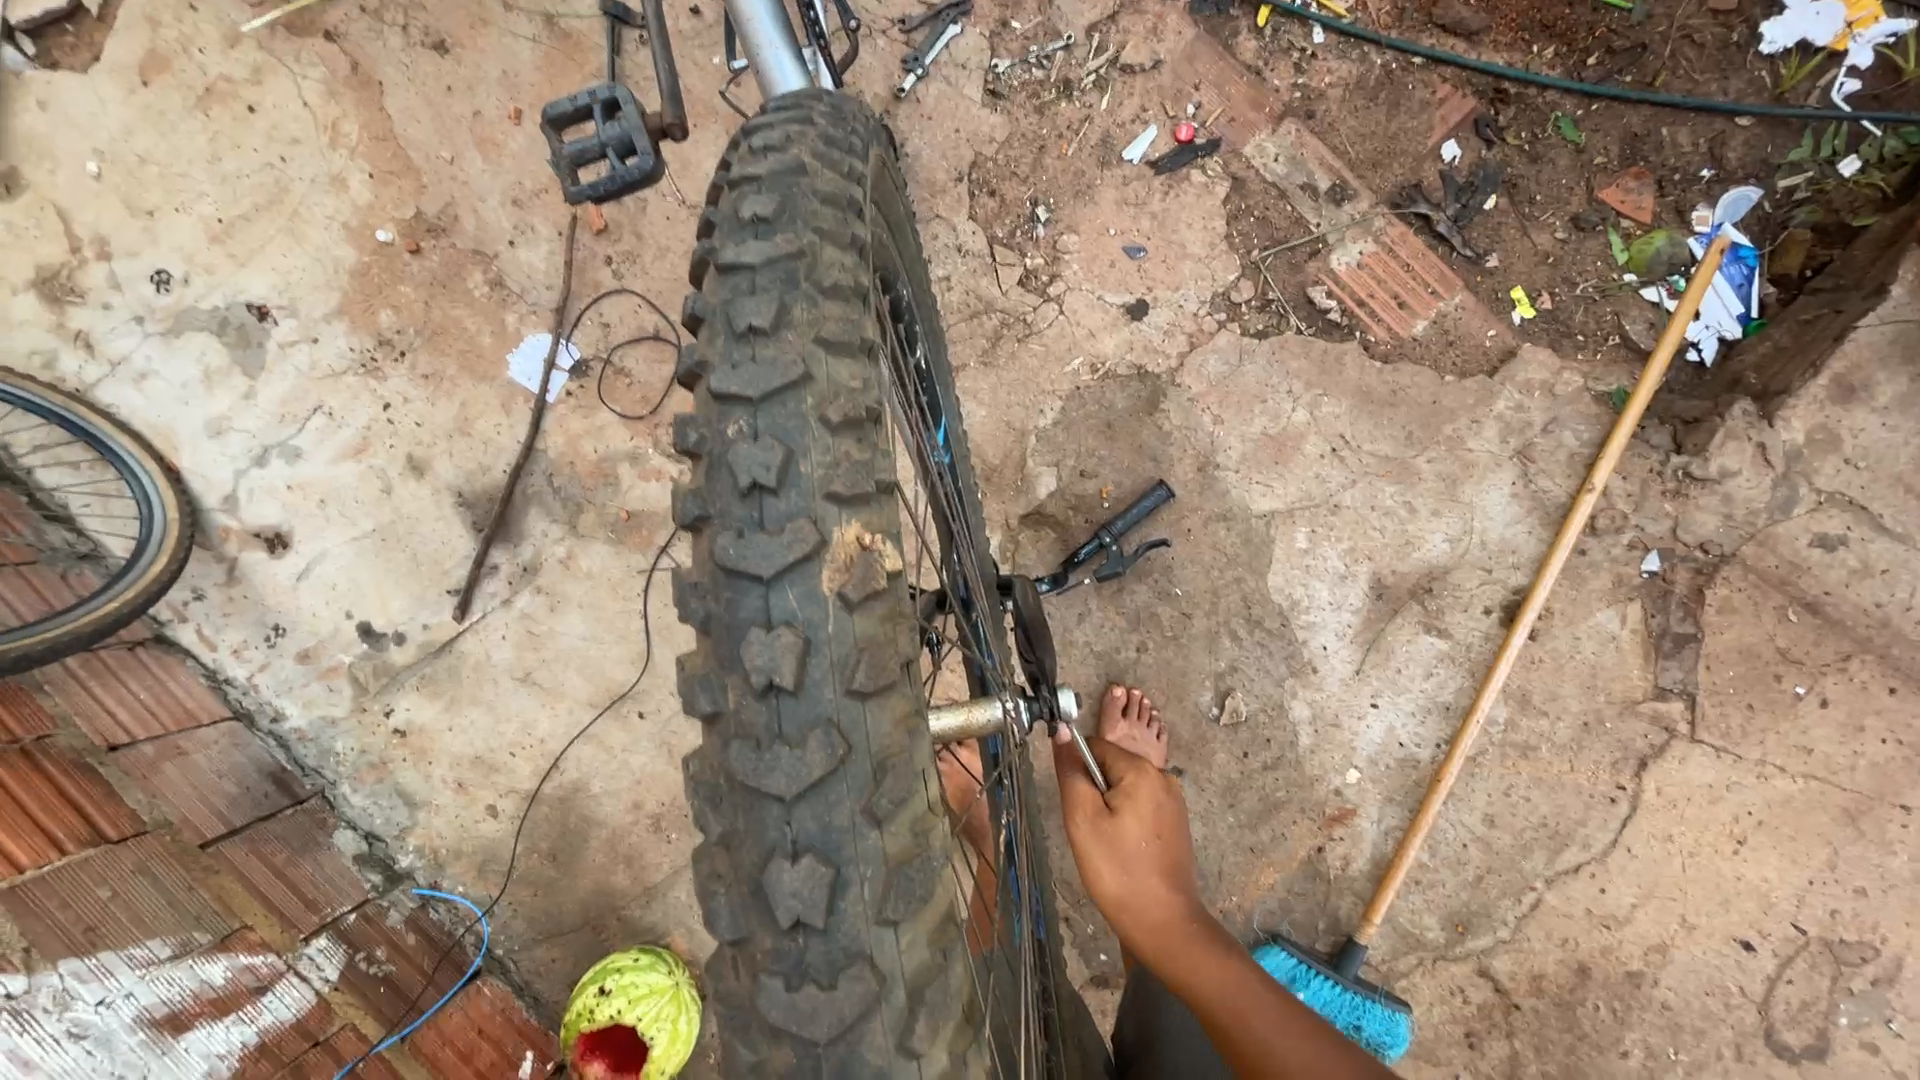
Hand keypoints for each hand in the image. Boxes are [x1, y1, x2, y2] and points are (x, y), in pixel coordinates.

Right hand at [1051, 729, 1210, 967]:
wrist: (1163, 922)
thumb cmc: (1117, 869)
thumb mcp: (1082, 818)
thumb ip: (1070, 771)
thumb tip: (1061, 731)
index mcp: (1142, 769)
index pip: (1095, 748)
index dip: (1077, 773)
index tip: (1076, 808)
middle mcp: (1164, 777)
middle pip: (1111, 768)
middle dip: (1094, 794)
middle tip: (1090, 832)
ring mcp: (1174, 801)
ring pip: (1125, 790)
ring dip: (1108, 810)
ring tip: (1107, 845)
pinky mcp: (1177, 823)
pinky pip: (1141, 808)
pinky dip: (1126, 823)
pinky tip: (1124, 851)